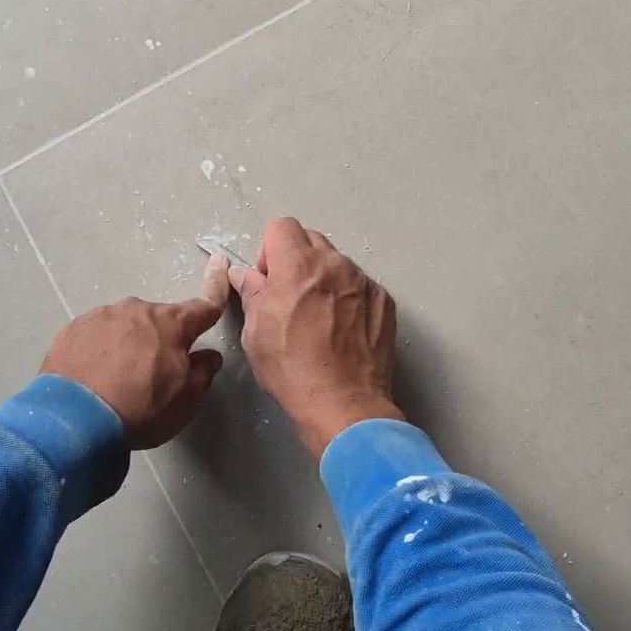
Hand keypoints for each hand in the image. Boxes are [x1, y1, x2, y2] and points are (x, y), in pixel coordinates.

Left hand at [40, 255, 231, 448]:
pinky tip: (95, 376)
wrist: (75, 418)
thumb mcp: (187, 399)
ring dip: (128, 344)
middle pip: (158, 321)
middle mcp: (136, 310)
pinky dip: (100, 351)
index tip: (219, 261)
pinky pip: (96, 336)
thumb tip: (208, 356)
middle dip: (161, 339)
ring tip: (118, 380)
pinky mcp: (71, 330)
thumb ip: (202, 373)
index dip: (216, 286)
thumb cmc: (142, 407)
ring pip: (124, 326)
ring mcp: (100, 316)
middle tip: (154, 373)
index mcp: (171, 323)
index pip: (203, 304)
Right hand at [231, 218, 402, 457]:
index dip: (269, 252)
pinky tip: (341, 333)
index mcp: (299, 265)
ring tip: (318, 321)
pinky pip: (360, 287)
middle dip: (296, 260)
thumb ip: (252, 293)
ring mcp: (365, 282)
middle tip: (289, 298)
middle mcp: (336, 264)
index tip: (268, 281)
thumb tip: (246, 275)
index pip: (281, 227)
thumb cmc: (292, 370)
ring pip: (338, 264)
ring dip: (324, 280)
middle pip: (311, 240)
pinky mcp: (384, 303)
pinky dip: (348, 300)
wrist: (344, 404)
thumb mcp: (256, 332)